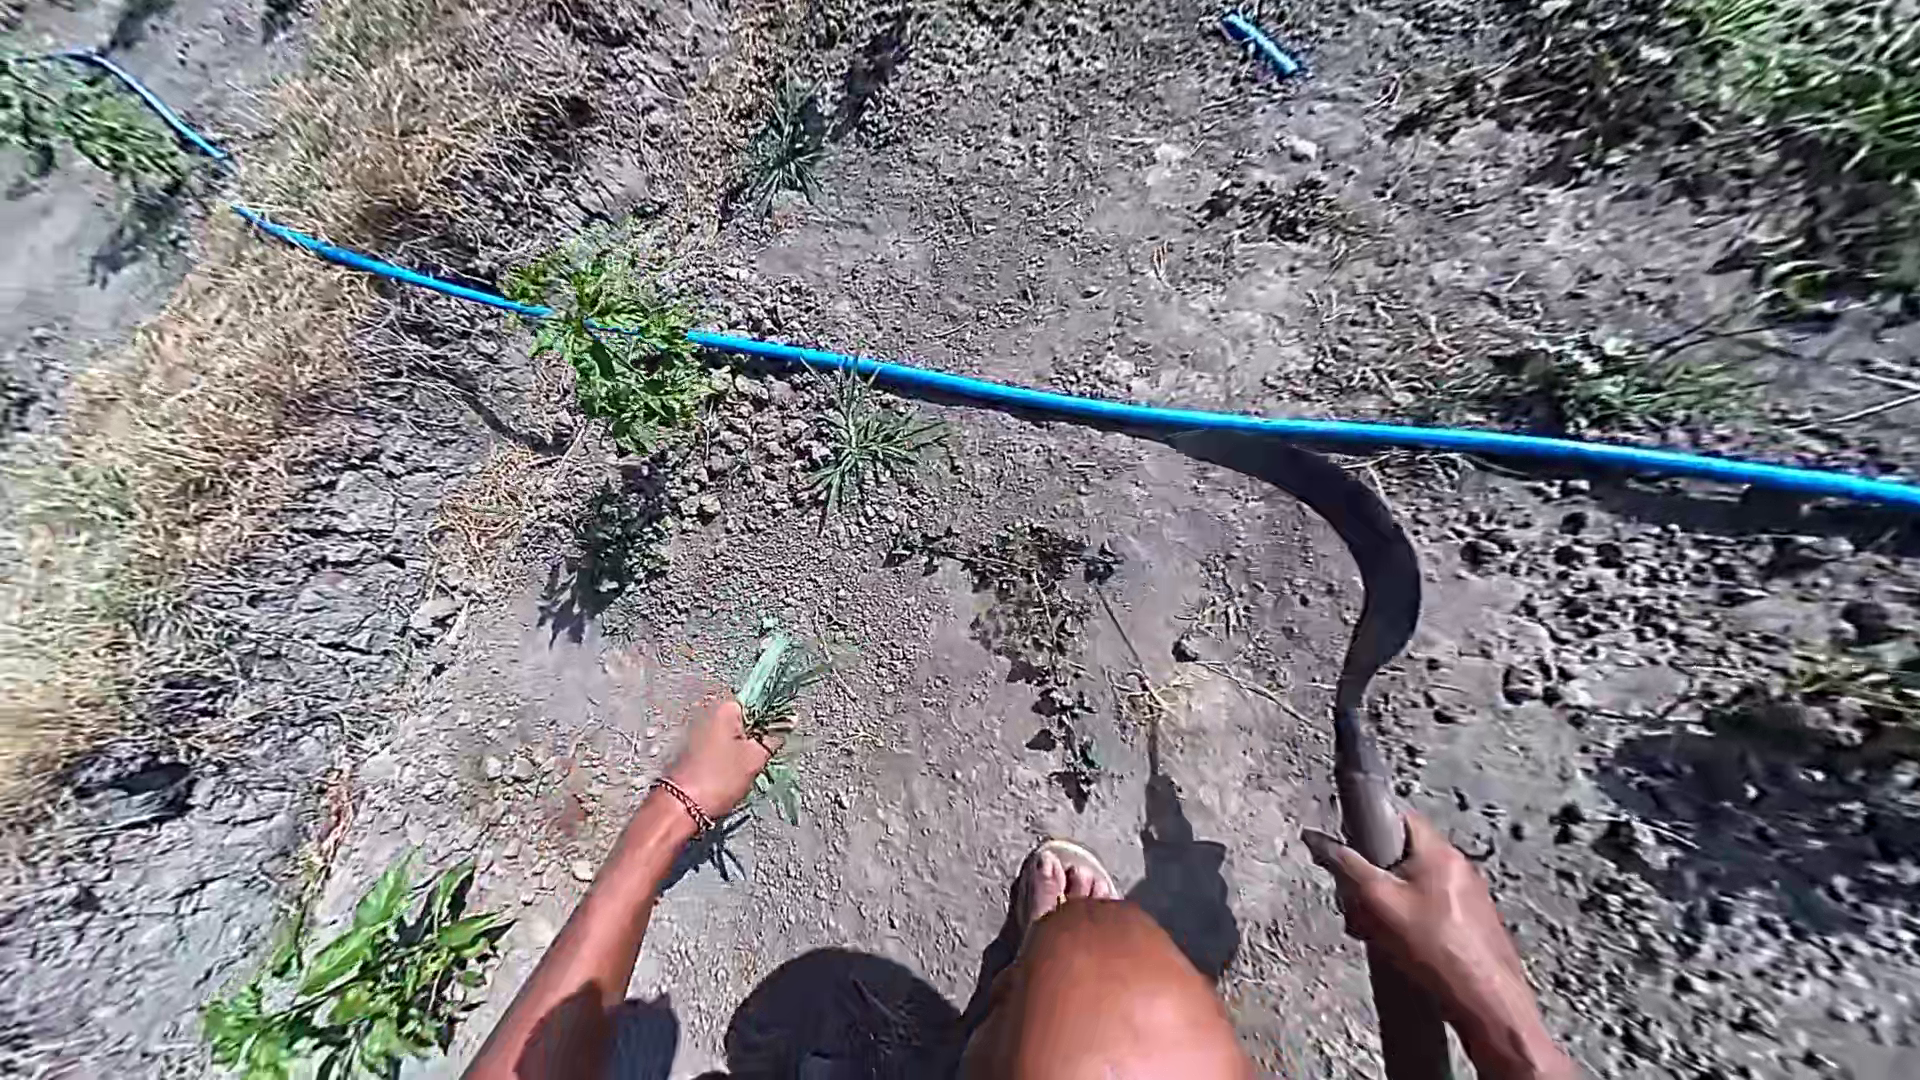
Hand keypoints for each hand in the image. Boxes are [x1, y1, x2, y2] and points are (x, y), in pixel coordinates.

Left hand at [663, 699, 777, 819]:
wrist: (679, 808)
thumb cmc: (719, 778)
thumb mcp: (755, 757)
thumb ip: (775, 735)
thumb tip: (790, 719)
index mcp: (725, 708)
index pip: (759, 701)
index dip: (773, 717)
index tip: (779, 733)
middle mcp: (710, 712)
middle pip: (746, 717)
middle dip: (757, 733)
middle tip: (764, 753)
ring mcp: (699, 730)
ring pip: (734, 733)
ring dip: (744, 746)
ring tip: (747, 767)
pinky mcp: (694, 748)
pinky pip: (721, 744)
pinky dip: (729, 755)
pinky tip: (731, 773)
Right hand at [1302, 813, 1575, 1079]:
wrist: (1491, 1012)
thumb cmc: (1436, 950)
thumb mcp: (1376, 899)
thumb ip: (1343, 863)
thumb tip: (1313, 838)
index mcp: (1441, 853)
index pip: (1399, 816)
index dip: (1369, 827)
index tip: (1352, 848)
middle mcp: (1460, 870)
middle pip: (1400, 855)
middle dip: (1371, 876)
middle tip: (1357, 901)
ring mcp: (1469, 899)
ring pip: (1411, 885)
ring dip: (1385, 902)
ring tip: (1372, 930)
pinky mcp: (1473, 926)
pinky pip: (1428, 909)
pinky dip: (1406, 919)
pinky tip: (1395, 945)